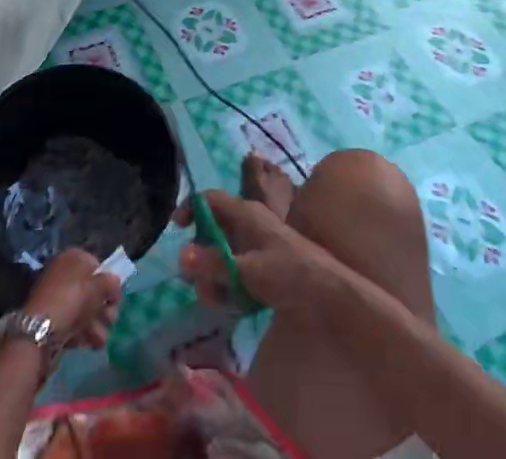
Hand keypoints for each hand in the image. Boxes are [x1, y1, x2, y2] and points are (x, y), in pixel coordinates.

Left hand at [23, 248, 123, 349]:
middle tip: (110, 321)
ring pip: (84, 310)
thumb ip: (112, 283)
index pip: (98, 266)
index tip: (114, 299)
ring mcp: (56, 297)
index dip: (109, 283)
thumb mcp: (99, 286)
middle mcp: (64, 274)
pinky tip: (86, 343)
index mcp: (74, 258)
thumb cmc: (73, 299)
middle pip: (92, 291)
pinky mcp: (51, 318)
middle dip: (104, 309)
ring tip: (99, 339)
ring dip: (96, 325)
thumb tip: (114, 284)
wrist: (38, 329)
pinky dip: (81, 332)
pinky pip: (72, 322)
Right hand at [174, 190, 344, 313]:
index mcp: (246, 213)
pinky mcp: (264, 267)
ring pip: (222, 257)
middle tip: (199, 282)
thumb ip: (214, 263)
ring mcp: (257, 246)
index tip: (176, 229)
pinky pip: (236, 273)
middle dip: (201, 259)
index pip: (210, 199)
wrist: (328, 296)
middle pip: (211, 233)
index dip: (190, 208)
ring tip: (221, 301)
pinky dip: (231, 288)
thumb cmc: (289, 274)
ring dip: (215, 279)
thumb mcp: (247, 270)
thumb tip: (181, 254)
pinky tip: (237, 306)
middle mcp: (249, 224)